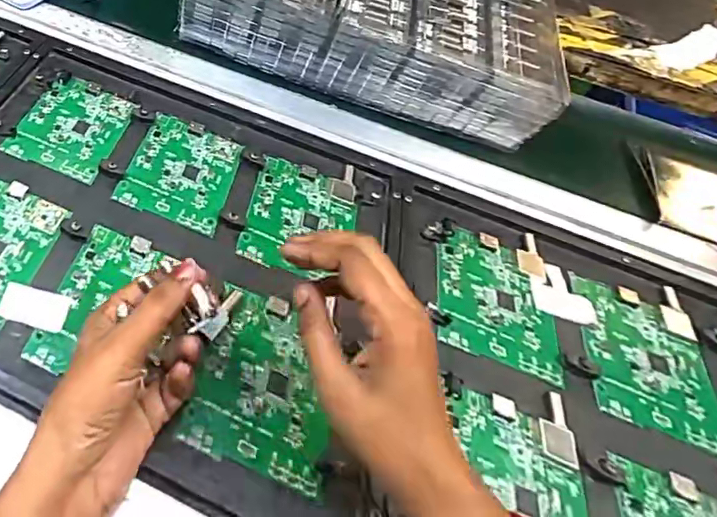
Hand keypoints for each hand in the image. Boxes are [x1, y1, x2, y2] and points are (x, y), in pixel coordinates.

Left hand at [0, 259, 208, 516]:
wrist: (78, 476)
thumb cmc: (82, 406)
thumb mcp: (124, 344)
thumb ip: (159, 306)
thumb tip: (186, 271)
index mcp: (110, 322)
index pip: (146, 289)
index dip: (172, 280)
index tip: (199, 275)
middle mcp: (125, 347)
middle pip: (165, 317)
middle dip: (186, 312)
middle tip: (207, 308)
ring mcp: (139, 377)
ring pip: (175, 349)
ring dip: (187, 346)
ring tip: (191, 348)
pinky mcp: (152, 407)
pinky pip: (178, 383)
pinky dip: (184, 378)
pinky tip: (181, 376)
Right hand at [283, 232, 503, 516]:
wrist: (430, 474)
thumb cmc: (384, 438)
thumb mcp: (336, 389)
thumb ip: (315, 333)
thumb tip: (301, 291)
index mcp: (394, 319)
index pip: (354, 259)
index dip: (316, 248)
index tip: (286, 252)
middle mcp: (408, 308)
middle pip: (367, 249)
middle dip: (326, 242)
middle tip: (292, 249)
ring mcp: (412, 316)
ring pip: (373, 263)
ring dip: (337, 257)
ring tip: (302, 264)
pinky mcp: (409, 327)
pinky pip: (377, 285)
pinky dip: (348, 278)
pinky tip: (325, 291)